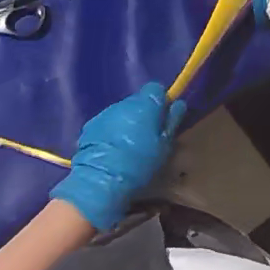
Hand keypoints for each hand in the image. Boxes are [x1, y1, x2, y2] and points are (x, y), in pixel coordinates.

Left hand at [51, 83, 187, 229]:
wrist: (100, 180)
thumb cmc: (139, 164)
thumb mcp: (164, 147)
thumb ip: (172, 122)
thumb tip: (178, 103)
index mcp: (144, 105)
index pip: (156, 88)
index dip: (161, 100)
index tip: (164, 117)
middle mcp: (122, 103)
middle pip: (138, 100)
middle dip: (144, 113)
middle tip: (149, 135)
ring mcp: (104, 113)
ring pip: (122, 112)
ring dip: (128, 122)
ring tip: (130, 145)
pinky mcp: (90, 125)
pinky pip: (108, 123)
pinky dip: (113, 131)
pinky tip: (114, 149)